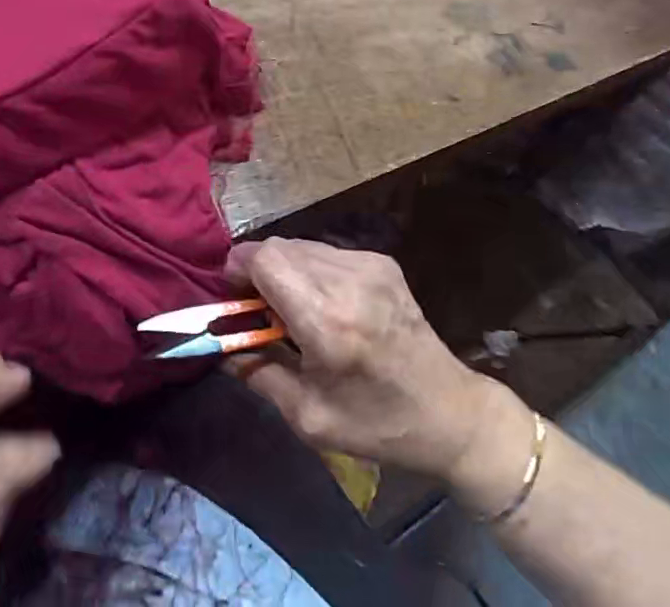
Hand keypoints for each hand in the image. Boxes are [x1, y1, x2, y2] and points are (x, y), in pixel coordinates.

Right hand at [223, 238, 522, 490]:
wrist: (448, 410)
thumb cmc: (375, 423)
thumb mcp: (307, 415)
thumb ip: (258, 372)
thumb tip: (221, 344)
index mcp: (328, 319)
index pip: (265, 258)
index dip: (238, 269)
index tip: (232, 298)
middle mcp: (350, 279)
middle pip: (281, 246)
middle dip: (258, 271)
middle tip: (257, 310)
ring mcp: (371, 265)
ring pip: (304, 245)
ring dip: (285, 269)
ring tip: (291, 310)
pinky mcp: (385, 263)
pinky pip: (329, 252)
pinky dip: (312, 269)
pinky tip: (321, 304)